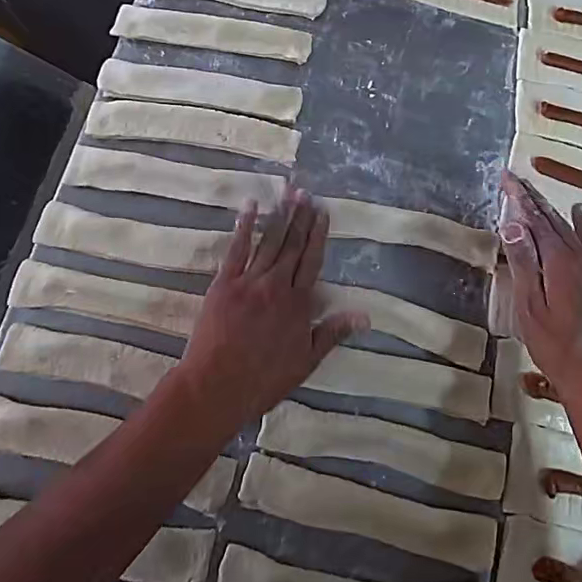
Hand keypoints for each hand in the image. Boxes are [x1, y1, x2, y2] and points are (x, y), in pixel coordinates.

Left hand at [176, 189, 366, 429]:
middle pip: (292, 245)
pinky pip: (237, 249)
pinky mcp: (224, 284)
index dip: (318, 234)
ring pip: (269, 242)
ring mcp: (249, 282)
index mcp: (298, 303)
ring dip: (280, 216)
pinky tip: (251, 207)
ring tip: (289, 194)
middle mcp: (277, 285)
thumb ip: (333, 333)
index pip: (312, 260)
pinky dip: (244, 226)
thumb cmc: (263, 380)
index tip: (323, 212)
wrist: (216, 388)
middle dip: (301, 217)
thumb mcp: (306, 361)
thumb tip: (364, 315)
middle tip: (306, 193)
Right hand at [498, 172, 581, 401]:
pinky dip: (577, 223)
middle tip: (513, 179)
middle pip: (551, 218)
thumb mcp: (529, 306)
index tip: (506, 178)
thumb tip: (513, 224)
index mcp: (559, 260)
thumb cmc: (555, 345)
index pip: (535, 219)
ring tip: (532, 192)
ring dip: (548, 208)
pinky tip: (578, 213)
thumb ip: (522, 263)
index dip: (519, 197)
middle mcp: (577, 257)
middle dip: (531, 197)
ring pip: (566, 227)